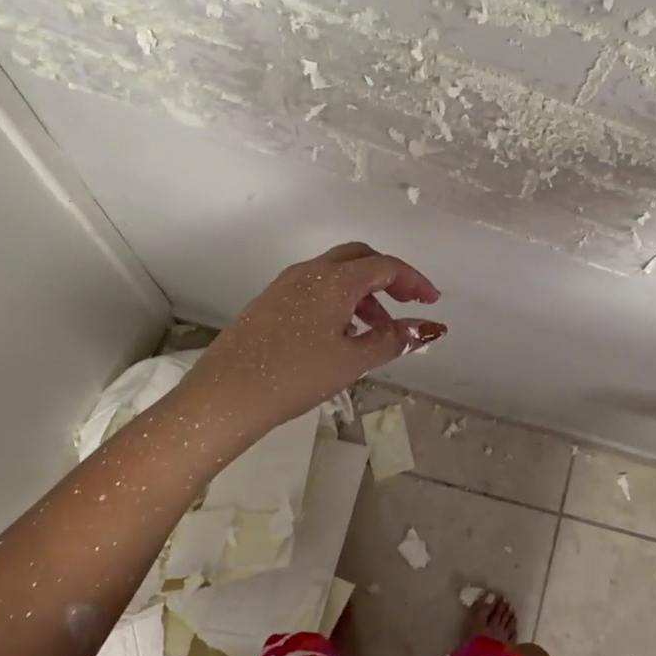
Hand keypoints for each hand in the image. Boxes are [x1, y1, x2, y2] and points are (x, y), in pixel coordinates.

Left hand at [180, 242, 444, 431]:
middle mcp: (310, 273)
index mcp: (335, 280)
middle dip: (388, 276)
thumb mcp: (353, 361)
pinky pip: (315, 288)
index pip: (385, 266)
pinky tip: (339, 335)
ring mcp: (285, 286)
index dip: (413, 280)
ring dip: (363, 291)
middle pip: (359, 257)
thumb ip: (394, 339)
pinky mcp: (269, 303)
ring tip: (376, 329)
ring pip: (335, 273)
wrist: (223, 398)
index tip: (431, 301)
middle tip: (407, 302)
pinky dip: (338, 300)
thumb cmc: (294, 377)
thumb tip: (429, 327)